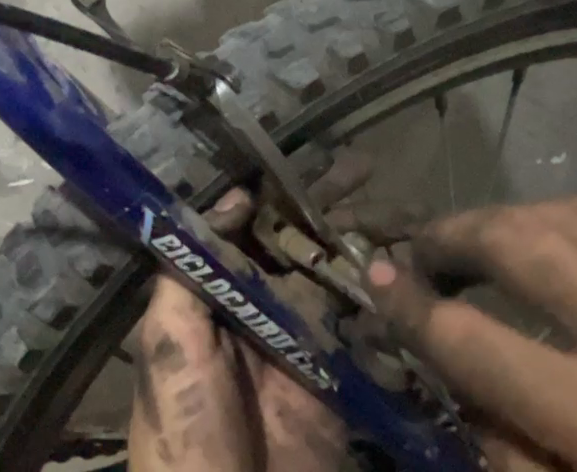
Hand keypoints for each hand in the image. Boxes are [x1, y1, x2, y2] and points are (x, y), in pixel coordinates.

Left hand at [128, 152, 420, 471]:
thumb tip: (229, 200)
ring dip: (360, 244)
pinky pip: (362, 333)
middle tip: (365, 169)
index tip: (308, 159)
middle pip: (294, 246)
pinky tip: (409, 270)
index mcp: (213, 290)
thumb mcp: (167, 334)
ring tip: (398, 208)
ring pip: (331, 279)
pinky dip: (384, 303)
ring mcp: (299, 341)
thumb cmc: (183, 417)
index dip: (276, 193)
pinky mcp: (337, 380)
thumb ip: (188, 267)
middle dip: (326, 208)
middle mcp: (256, 306)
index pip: (246, 228)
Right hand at [367, 194, 576, 471]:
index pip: (470, 339)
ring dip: (504, 220)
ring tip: (475, 240)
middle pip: (520, 248)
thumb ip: (498, 436)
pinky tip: (553, 228)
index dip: (406, 305)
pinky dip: (576, 212)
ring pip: (572, 219)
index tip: (373, 278)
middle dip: (450, 239)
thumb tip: (446, 355)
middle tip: (420, 254)